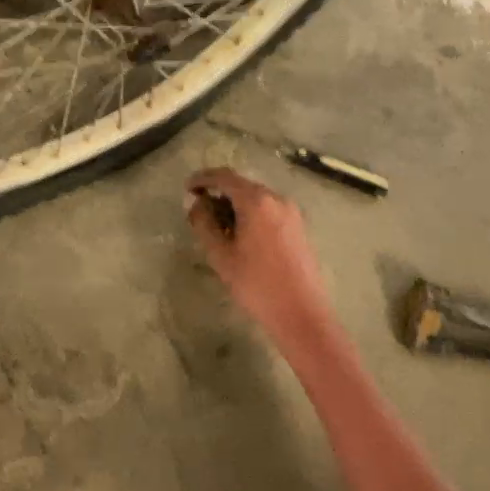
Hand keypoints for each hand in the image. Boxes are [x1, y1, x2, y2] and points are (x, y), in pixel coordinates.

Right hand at [186, 168, 332, 342]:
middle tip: (200, 213)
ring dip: (235, 206)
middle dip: (219, 194)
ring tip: (219, 228)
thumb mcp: (221, 256)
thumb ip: (204, 224)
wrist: (302, 313)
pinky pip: (269, 210)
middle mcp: (276, 199)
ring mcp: (291, 213)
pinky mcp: (299, 227)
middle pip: (242, 186)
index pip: (224, 177)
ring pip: (256, 199)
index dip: (203, 178)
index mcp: (256, 201)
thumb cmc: (256, 284)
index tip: (187, 189)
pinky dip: (251, 215)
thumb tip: (198, 204)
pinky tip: (242, 237)